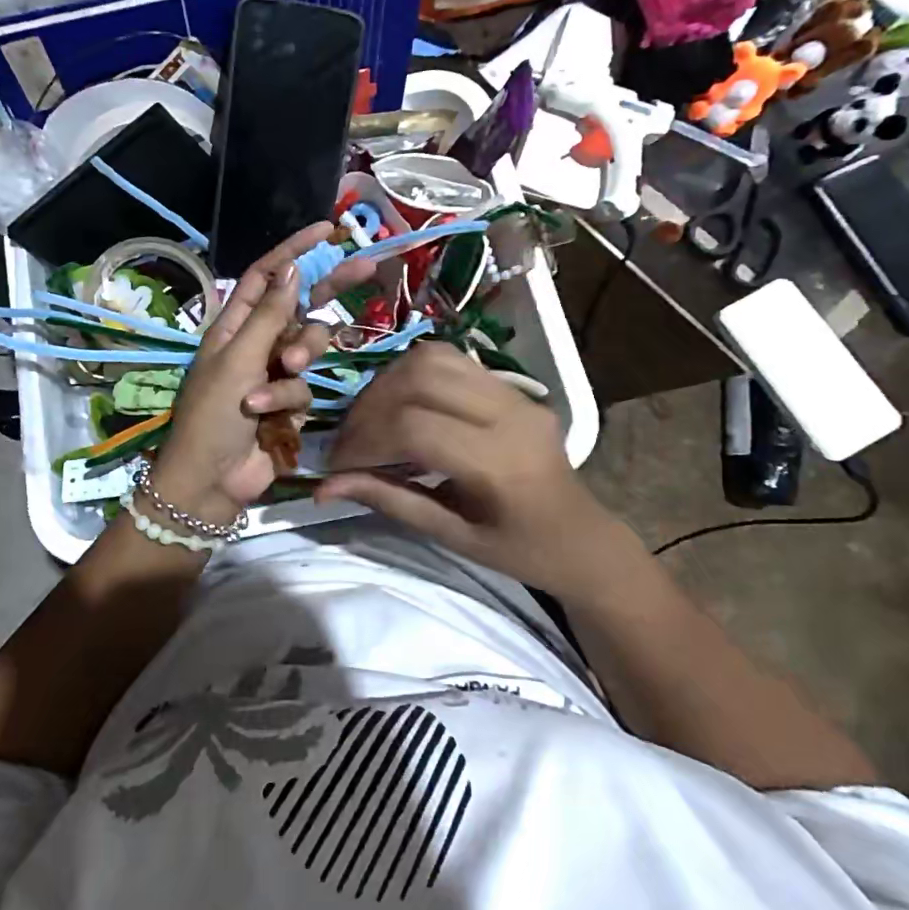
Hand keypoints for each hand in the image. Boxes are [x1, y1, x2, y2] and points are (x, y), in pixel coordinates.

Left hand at [152, 223, 375, 524]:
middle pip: (300, 304)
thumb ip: (270, 315)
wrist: (211, 479)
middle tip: (367, 265)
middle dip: (329, 288)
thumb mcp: (238, 358)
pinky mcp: (290, 402)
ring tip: (285, 370)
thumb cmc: (212, 414)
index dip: (294, 250)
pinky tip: (268, 415)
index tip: (327, 229)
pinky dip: (287, 398)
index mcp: (235, 324)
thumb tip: (292, 267)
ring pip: (310, 346)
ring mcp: (275, 372)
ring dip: (301, 356)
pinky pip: (304, 387)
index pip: (267, 275)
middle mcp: (257, 342)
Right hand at [314, 342, 632, 591]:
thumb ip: (391, 501)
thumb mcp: (452, 536)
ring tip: (370, 420)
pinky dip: (411, 375)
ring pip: (433, 358)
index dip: (365, 440)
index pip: (415, 427)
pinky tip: (400, 404)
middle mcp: (510, 415)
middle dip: (369, 408)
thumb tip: (326, 486)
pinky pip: (452, 361)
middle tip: (349, 442)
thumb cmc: (519, 550)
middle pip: (420, 379)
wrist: (582, 536)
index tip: (338, 466)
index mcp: (500, 463)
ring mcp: (516, 394)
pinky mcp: (514, 387)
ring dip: (387, 384)